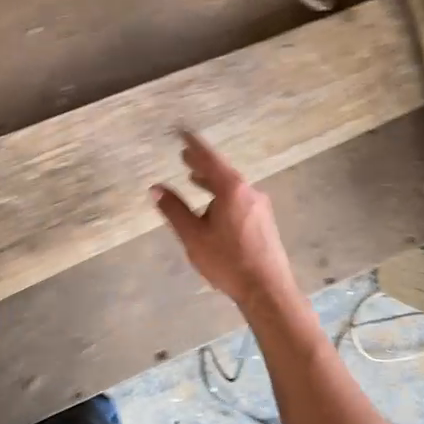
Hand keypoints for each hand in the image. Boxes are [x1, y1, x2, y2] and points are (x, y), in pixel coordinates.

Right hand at [152, 130, 294, 307]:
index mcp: (232, 189)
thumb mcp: (194, 237)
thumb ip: (174, 210)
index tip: (182, 133)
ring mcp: (260, 206)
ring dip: (212, 181)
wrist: (268, 290)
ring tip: (195, 179)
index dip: (194, 146)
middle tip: (184, 156)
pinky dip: (223, 194)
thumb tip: (156, 188)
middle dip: (202, 164)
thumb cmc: (228, 261)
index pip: (209, 159)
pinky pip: (239, 198)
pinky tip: (215, 208)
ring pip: (232, 186)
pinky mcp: (264, 221)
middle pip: (222, 171)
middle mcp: (249, 191)